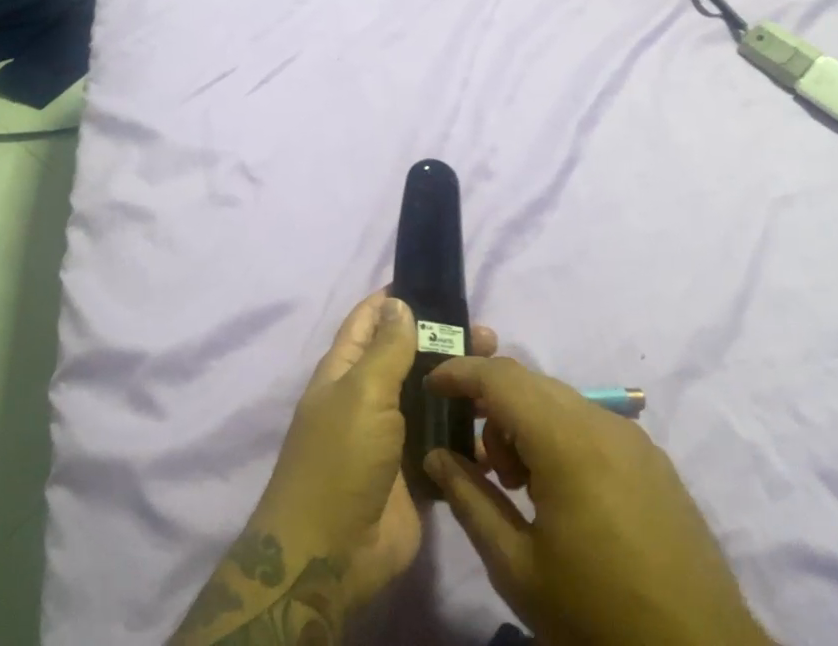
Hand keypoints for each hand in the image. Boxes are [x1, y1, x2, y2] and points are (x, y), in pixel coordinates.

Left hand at [252, 289, 497, 609]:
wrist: (334, 551)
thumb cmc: (340, 460)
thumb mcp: (361, 394)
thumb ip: (386, 349)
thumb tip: (398, 302)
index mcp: (344, 373)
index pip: (368, 322)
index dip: (394, 301)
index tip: (436, 285)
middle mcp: (368, 399)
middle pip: (409, 359)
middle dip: (444, 343)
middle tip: (489, 337)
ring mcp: (392, 438)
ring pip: (433, 400)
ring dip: (464, 387)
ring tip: (503, 378)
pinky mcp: (417, 473)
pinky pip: (448, 444)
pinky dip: (472, 435)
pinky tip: (501, 427)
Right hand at [425, 358, 771, 645]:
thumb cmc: (595, 612)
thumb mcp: (516, 565)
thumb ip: (469, 499)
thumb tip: (436, 455)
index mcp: (568, 442)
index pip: (501, 378)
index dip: (459, 372)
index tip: (429, 388)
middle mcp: (605, 425)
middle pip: (531, 384)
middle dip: (491, 405)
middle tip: (474, 461)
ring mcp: (637, 443)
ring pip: (563, 403)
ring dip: (525, 424)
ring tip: (516, 486)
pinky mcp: (656, 464)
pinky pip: (593, 426)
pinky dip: (559, 437)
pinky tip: (558, 493)